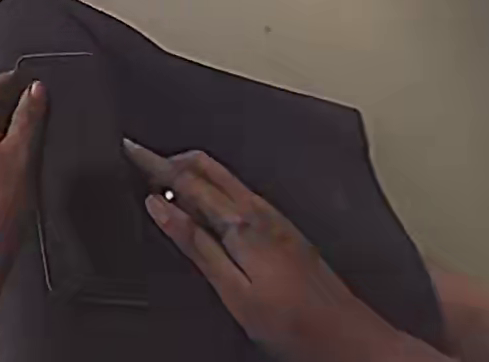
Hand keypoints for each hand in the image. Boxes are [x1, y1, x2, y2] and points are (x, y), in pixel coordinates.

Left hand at [0, 72, 45, 263]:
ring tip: (31, 113)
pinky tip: (20, 145)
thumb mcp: (22, 155)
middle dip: (9, 95)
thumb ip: (29, 119)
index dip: (11, 78)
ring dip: (7, 115)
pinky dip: (4, 134)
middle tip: (32, 89)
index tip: (28, 74)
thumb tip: (35, 90)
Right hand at [124, 140, 444, 361]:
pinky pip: (234, 190)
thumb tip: (157, 204)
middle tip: (142, 166)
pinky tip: (203, 208)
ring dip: (189, 172)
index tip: (127, 147)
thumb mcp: (235, 292)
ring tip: (166, 187)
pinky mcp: (282, 226)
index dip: (152, 162)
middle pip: (204, 165)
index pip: (185, 179)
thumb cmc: (296, 326)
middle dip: (170, 159)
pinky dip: (208, 186)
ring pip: (220, 175)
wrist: (360, 344)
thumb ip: (194, 243)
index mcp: (240, 221)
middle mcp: (257, 209)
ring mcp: (272, 215)